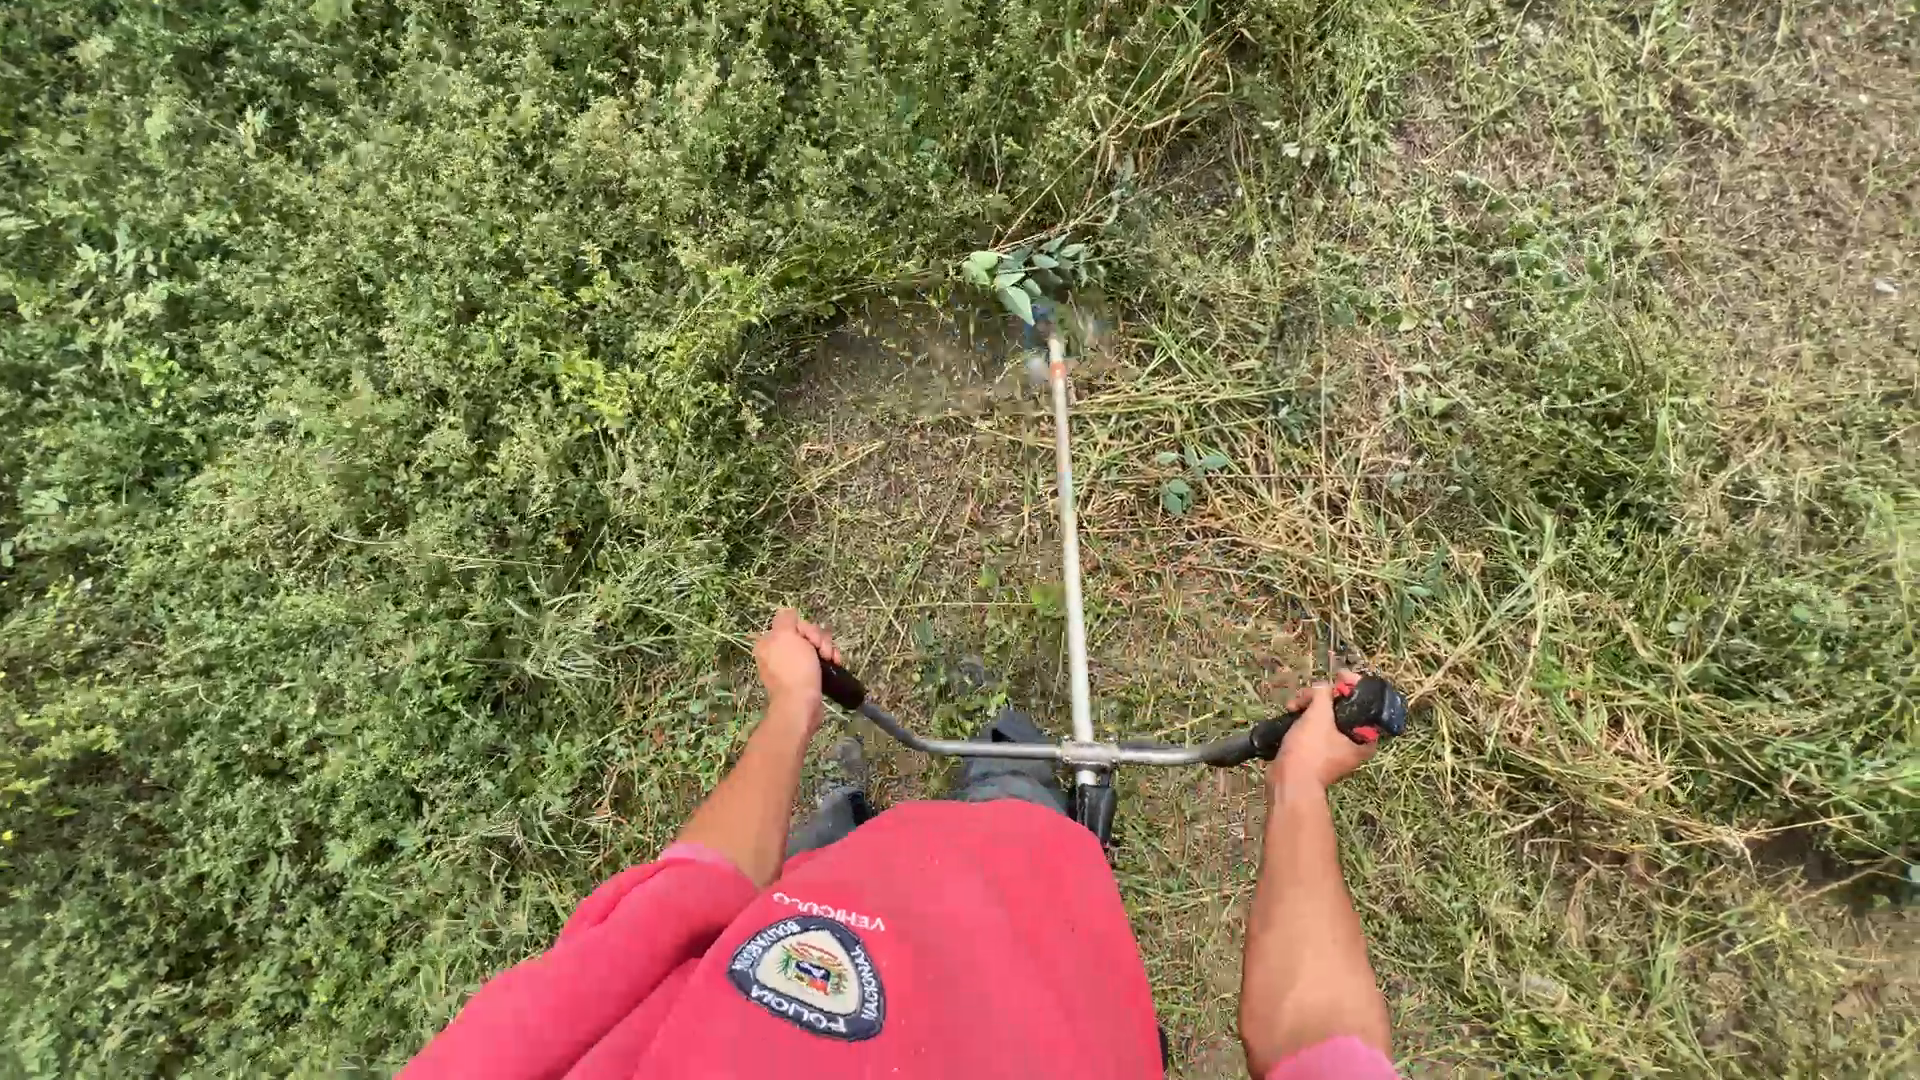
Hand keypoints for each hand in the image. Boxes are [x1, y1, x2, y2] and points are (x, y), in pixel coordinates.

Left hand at [753, 608, 841, 733]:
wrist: (802, 704)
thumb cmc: (794, 669)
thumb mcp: (786, 635)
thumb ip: (786, 619)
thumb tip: (790, 612)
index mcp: (768, 642)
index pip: (793, 622)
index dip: (806, 628)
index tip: (811, 641)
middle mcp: (778, 652)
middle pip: (805, 633)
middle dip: (819, 639)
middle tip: (822, 652)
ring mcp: (791, 665)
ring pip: (814, 645)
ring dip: (827, 648)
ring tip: (832, 660)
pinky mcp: (804, 675)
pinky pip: (818, 659)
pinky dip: (827, 659)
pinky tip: (835, 663)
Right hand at [1270, 671, 1375, 792]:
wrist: (1289, 780)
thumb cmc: (1309, 750)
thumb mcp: (1319, 716)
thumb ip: (1324, 694)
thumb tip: (1323, 687)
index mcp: (1365, 738)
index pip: (1366, 703)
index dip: (1353, 685)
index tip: (1338, 675)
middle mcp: (1354, 742)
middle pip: (1343, 707)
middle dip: (1322, 696)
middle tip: (1306, 694)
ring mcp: (1336, 747)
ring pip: (1327, 715)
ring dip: (1309, 704)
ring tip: (1293, 706)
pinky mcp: (1318, 750)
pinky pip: (1316, 725)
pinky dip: (1305, 717)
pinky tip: (1291, 713)